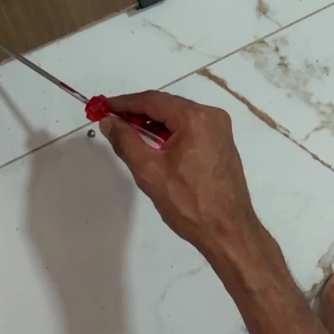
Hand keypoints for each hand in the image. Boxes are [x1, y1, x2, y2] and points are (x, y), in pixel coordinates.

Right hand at [98, 91, 262, 260]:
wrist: (229, 232)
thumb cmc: (188, 203)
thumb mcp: (149, 171)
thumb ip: (126, 141)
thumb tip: (109, 121)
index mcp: (195, 118)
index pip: (153, 100)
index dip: (125, 103)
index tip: (104, 106)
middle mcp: (211, 116)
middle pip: (167, 105)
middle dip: (138, 112)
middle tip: (113, 120)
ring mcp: (220, 129)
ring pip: (178, 116)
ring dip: (154, 122)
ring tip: (130, 134)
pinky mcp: (222, 142)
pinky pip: (190, 127)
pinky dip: (170, 131)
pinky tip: (155, 144)